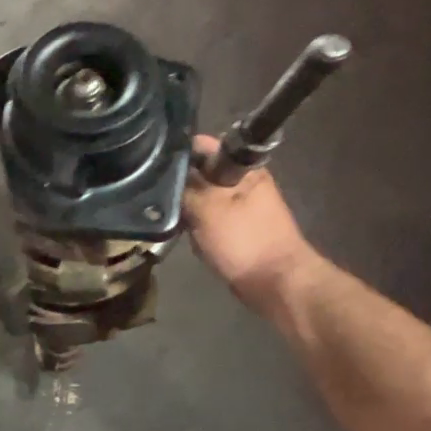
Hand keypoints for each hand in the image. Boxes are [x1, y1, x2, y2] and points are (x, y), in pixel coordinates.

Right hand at [182, 135, 317, 311]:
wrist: (276, 284)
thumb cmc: (244, 240)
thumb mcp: (207, 208)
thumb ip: (185, 186)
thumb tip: (165, 173)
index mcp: (244, 169)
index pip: (204, 147)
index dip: (179, 153)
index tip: (154, 165)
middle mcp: (244, 183)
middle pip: (200, 174)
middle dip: (181, 188)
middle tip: (165, 201)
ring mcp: (241, 207)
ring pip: (201, 199)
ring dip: (188, 212)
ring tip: (178, 223)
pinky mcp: (236, 229)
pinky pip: (207, 220)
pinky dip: (197, 229)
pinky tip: (190, 238)